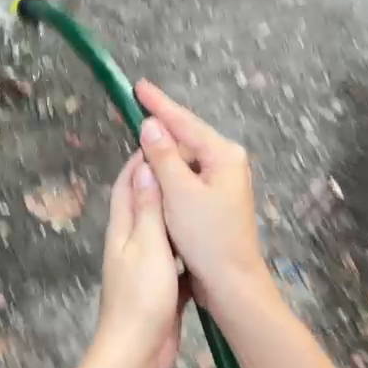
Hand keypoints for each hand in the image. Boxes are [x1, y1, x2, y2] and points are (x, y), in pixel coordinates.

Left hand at [93, 153, 184, 367]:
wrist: (136, 354)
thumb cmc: (141, 298)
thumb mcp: (147, 247)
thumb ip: (148, 209)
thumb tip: (145, 167)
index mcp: (122, 230)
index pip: (128, 184)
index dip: (141, 159)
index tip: (164, 139)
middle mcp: (129, 244)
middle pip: (144, 203)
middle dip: (162, 181)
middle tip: (193, 164)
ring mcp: (144, 267)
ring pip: (160, 230)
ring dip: (176, 212)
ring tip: (203, 197)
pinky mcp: (160, 288)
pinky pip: (174, 258)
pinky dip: (186, 245)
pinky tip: (205, 241)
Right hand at [133, 81, 268, 310]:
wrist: (231, 281)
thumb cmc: (207, 237)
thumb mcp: (180, 193)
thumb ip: (164, 157)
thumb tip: (150, 125)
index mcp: (223, 155)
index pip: (184, 122)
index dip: (159, 105)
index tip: (138, 86)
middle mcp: (227, 162)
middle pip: (187, 136)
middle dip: (162, 123)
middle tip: (136, 107)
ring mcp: (223, 182)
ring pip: (186, 157)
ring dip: (164, 149)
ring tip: (140, 133)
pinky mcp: (215, 200)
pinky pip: (187, 175)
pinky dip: (169, 170)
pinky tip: (155, 170)